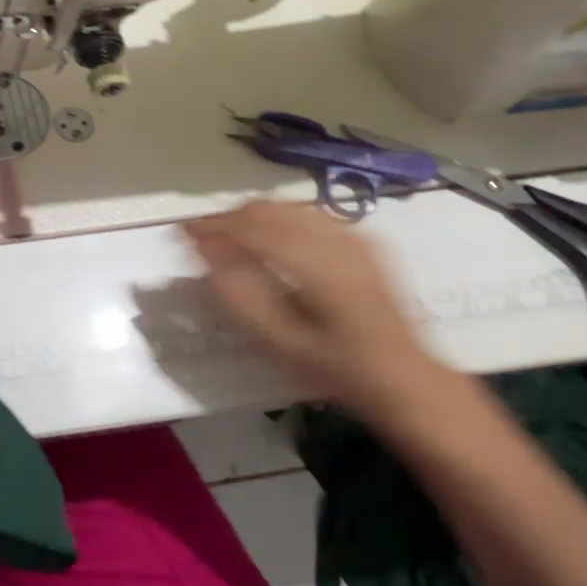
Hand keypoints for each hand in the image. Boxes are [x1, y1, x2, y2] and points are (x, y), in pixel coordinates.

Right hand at [183, 202, 448, 418]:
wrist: (404, 378)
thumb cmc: (336, 368)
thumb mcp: (279, 341)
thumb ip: (238, 294)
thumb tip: (203, 252)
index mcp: (316, 263)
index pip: (250, 227)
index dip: (212, 227)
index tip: (182, 233)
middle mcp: (336, 238)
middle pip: (268, 209)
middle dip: (229, 218)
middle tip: (200, 238)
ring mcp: (354, 236)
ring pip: (288, 207)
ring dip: (252, 217)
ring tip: (228, 238)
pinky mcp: (363, 241)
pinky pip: (309, 214)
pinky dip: (280, 219)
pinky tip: (269, 240)